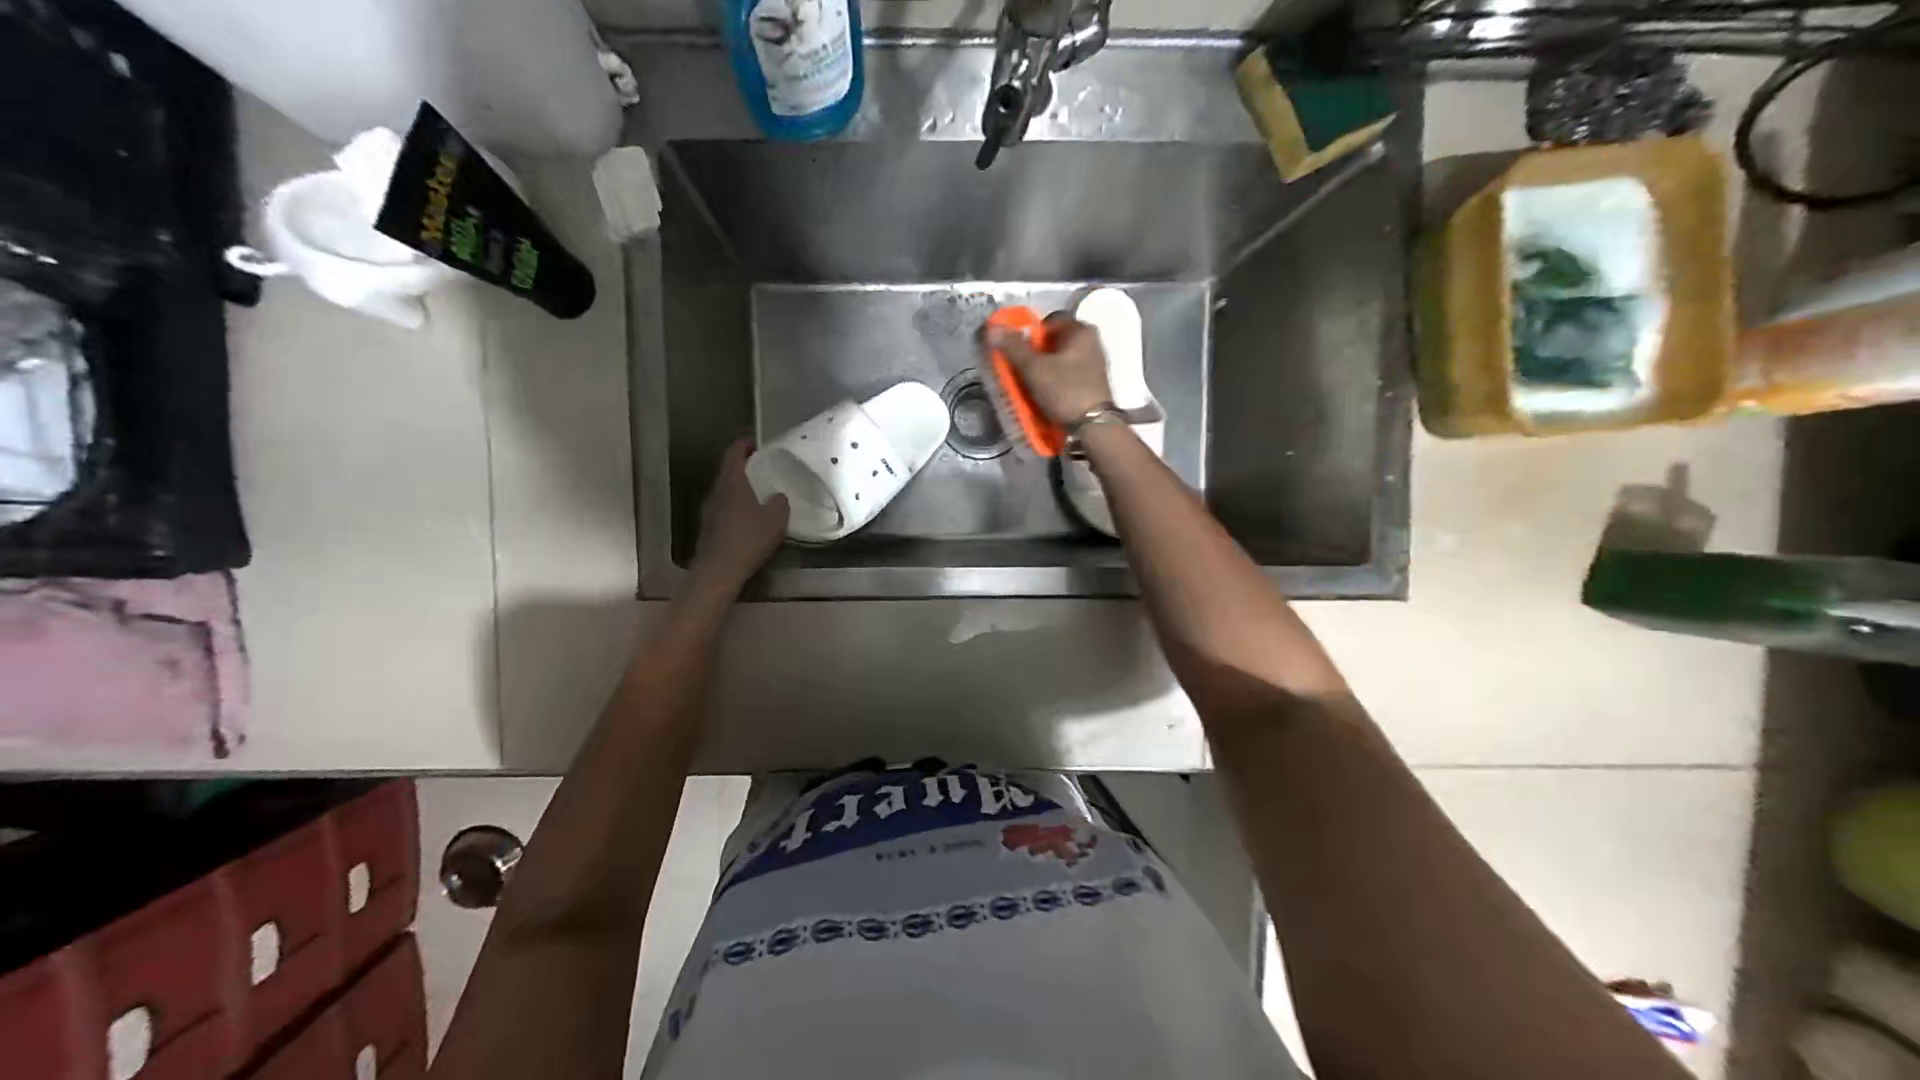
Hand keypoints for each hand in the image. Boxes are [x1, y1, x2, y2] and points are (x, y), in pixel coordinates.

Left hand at [689, 439, 788, 593]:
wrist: (719, 570)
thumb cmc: (748, 538)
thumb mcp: (776, 519)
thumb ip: (780, 503)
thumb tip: (778, 496)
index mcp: (732, 483)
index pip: (733, 454)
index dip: (743, 445)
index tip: (754, 443)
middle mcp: (717, 492)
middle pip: (727, 472)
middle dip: (742, 466)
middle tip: (760, 466)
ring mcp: (710, 511)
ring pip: (724, 491)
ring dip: (738, 487)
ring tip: (757, 491)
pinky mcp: (709, 528)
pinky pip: (723, 508)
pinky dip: (735, 505)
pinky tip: (748, 516)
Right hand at [985, 313, 1113, 425]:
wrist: (1093, 427)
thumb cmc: (1064, 390)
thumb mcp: (1033, 368)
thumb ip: (1012, 347)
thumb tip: (991, 327)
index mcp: (1081, 330)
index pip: (1050, 319)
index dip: (1031, 332)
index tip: (1018, 349)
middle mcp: (1092, 342)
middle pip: (1055, 340)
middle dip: (1036, 352)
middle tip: (1020, 367)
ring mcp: (1095, 363)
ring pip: (1061, 359)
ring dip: (1044, 368)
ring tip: (1029, 382)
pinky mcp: (1094, 383)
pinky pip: (1068, 374)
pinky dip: (1055, 380)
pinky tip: (1045, 394)